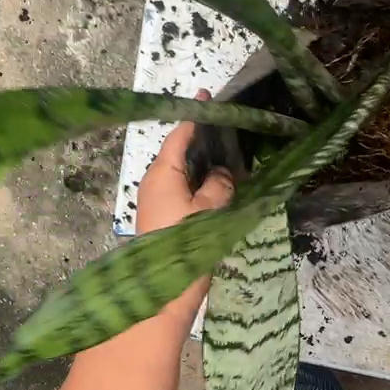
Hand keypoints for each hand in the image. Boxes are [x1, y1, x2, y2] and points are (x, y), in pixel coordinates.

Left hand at [131, 94, 236, 326]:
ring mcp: (157, 202)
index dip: (194, 116)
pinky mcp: (162, 219)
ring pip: (184, 176)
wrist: (163, 292)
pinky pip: (184, 193)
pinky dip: (201, 188)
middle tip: (232, 135)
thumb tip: (223, 174)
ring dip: (205, 169)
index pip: (179, 135)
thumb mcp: (210, 210)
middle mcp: (155, 182)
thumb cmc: (184, 245)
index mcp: (162, 173)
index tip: (207, 98)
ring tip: (234, 162)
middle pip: (181, 154)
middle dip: (204, 144)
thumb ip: (220, 185)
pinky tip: (222, 191)